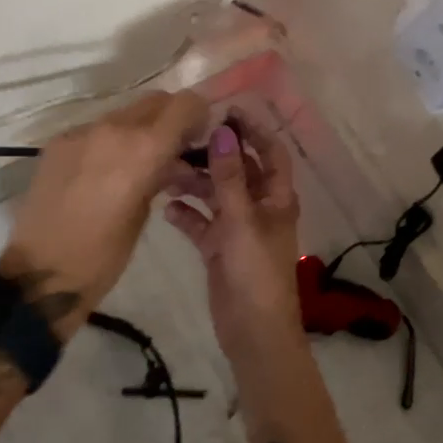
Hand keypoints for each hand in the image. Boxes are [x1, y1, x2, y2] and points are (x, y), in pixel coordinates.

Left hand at [0, 91, 208, 339]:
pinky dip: (109, 141)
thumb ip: (162, 174)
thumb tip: (174, 161)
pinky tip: (103, 173)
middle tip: (173, 148)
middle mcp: (113, 128)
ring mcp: (82, 132)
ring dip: (139, 128)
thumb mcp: (144, 211)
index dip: (198, 115)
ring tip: (137, 163)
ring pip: (124, 113)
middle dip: (170, 118)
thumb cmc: (103, 255)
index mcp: (144, 148)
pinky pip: (96, 129)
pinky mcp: (58, 142)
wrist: (39, 273)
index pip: (185, 104)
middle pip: (155, 101)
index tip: (198, 137)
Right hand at [163, 110, 304, 356]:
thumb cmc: (256, 271)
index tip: (227, 111)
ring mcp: (238, 228)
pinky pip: (201, 223)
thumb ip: (230, 177)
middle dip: (213, 155)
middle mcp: (259, 208)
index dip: (253, 130)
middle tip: (182, 140)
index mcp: (276, 198)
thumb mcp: (242, 220)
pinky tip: (166, 209)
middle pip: (238, 170)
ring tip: (166, 173)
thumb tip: (222, 132)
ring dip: (194, 183)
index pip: (270, 152)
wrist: (253, 332)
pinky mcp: (219, 249)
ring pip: (215, 195)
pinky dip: (186, 215)